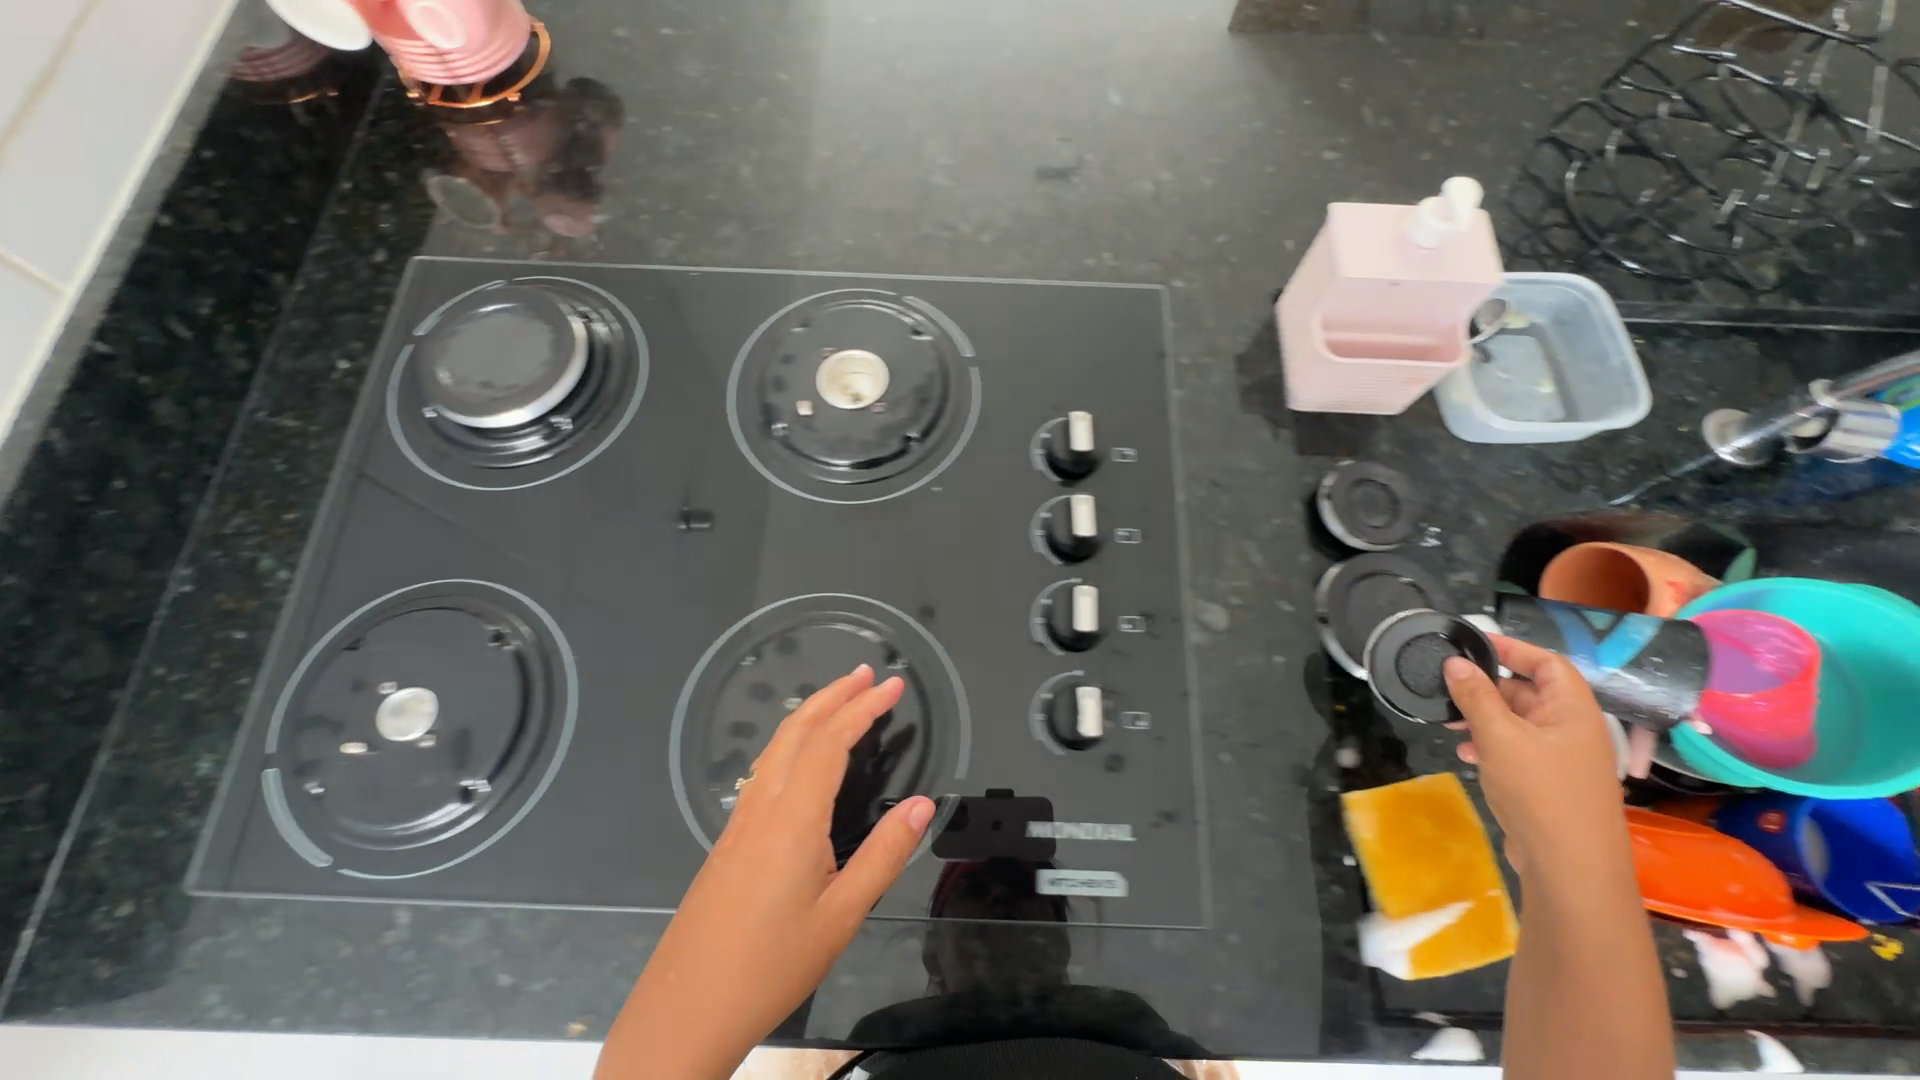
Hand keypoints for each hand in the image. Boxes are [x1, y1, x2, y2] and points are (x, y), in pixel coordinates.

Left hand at [598, 665, 936, 1079]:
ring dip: (810, 715)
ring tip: (841, 700)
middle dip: (834, 695)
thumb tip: (922, 804)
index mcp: (794, 819)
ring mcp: (739, 822)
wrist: (687, 1008)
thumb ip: (884, 856)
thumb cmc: (772, 965)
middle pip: (797, 731)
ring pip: (775, 749)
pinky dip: (791, 744)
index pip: (831, 743)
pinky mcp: (728, 841)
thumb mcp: (842, 916)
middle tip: (869, 674)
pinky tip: (801, 760)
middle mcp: (762, 807)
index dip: (864, 708)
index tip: (893, 685)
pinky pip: (763, 772)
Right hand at [1443, 636, 1629, 880]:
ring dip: (1483, 718)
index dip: (1510, 648)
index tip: (1469, 644)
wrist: (1571, 866)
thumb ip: (1475, 696)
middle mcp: (1572, 728)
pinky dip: (1490, 745)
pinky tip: (1467, 756)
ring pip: (1517, 721)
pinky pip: (1516, 748)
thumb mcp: (1499, 737)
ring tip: (1450, 726)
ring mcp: (1562, 757)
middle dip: (1486, 688)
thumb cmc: (1540, 791)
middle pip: (1528, 691)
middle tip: (1446, 690)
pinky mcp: (1548, 781)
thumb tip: (1455, 663)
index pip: (1545, 662)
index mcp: (1572, 709)